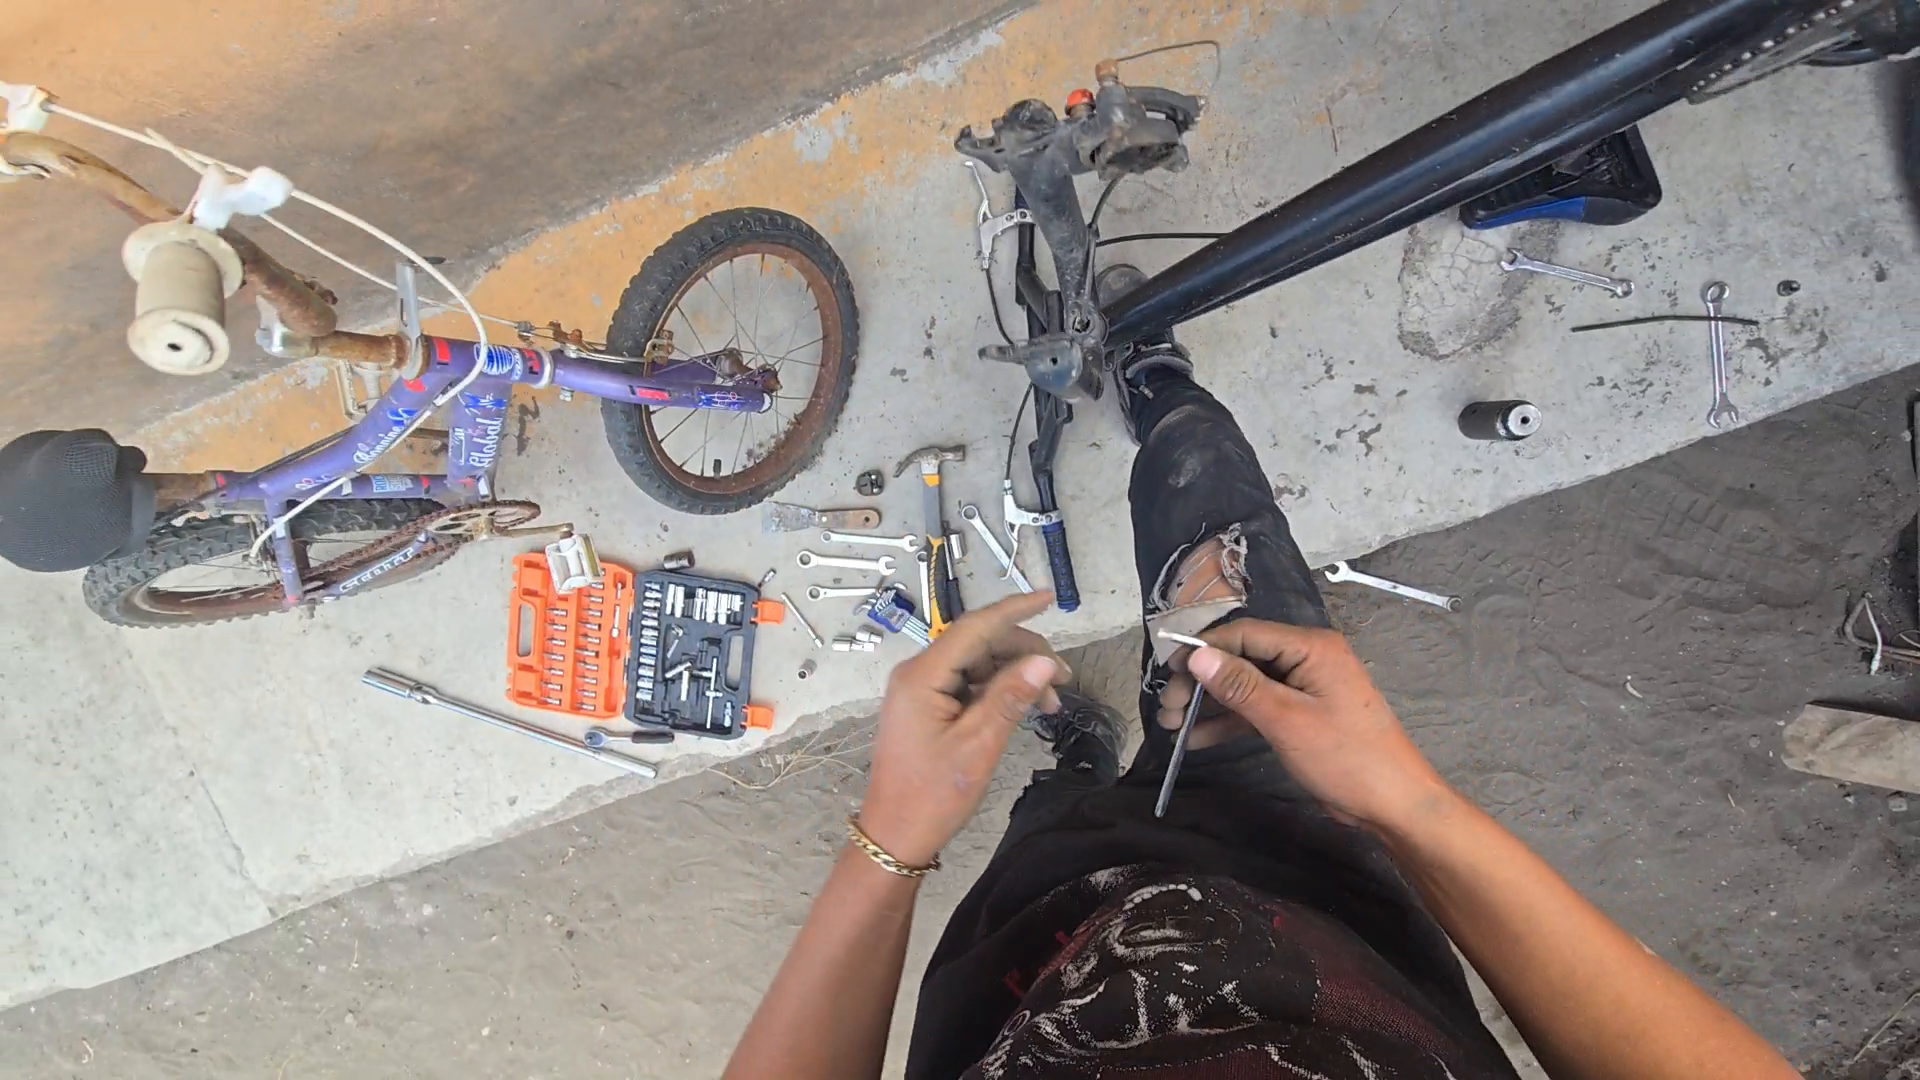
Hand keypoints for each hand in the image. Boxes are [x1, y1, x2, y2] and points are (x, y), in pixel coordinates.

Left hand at [858, 592, 1070, 867]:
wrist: (895, 836)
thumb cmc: (933, 796)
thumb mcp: (978, 746)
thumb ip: (1009, 697)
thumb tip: (1044, 662)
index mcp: (923, 675)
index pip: (976, 627)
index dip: (1015, 609)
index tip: (1049, 597)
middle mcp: (918, 672)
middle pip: (979, 643)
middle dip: (1023, 652)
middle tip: (1064, 678)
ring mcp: (921, 688)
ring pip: (977, 662)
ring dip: (1015, 674)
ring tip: (1051, 701)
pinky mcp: (927, 705)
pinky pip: (968, 682)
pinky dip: (998, 689)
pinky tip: (1024, 705)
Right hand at [1158, 620, 1450, 830]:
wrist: (1395, 807)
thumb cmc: (1346, 758)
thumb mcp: (1287, 720)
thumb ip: (1240, 686)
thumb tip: (1196, 656)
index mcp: (1310, 647)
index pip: (1244, 634)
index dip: (1202, 649)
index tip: (1167, 670)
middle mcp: (1304, 658)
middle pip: (1239, 659)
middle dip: (1200, 683)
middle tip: (1167, 708)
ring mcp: (1301, 686)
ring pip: (1242, 685)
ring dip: (1207, 704)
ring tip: (1172, 724)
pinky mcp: (1298, 713)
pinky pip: (1255, 708)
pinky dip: (1227, 722)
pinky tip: (1196, 739)